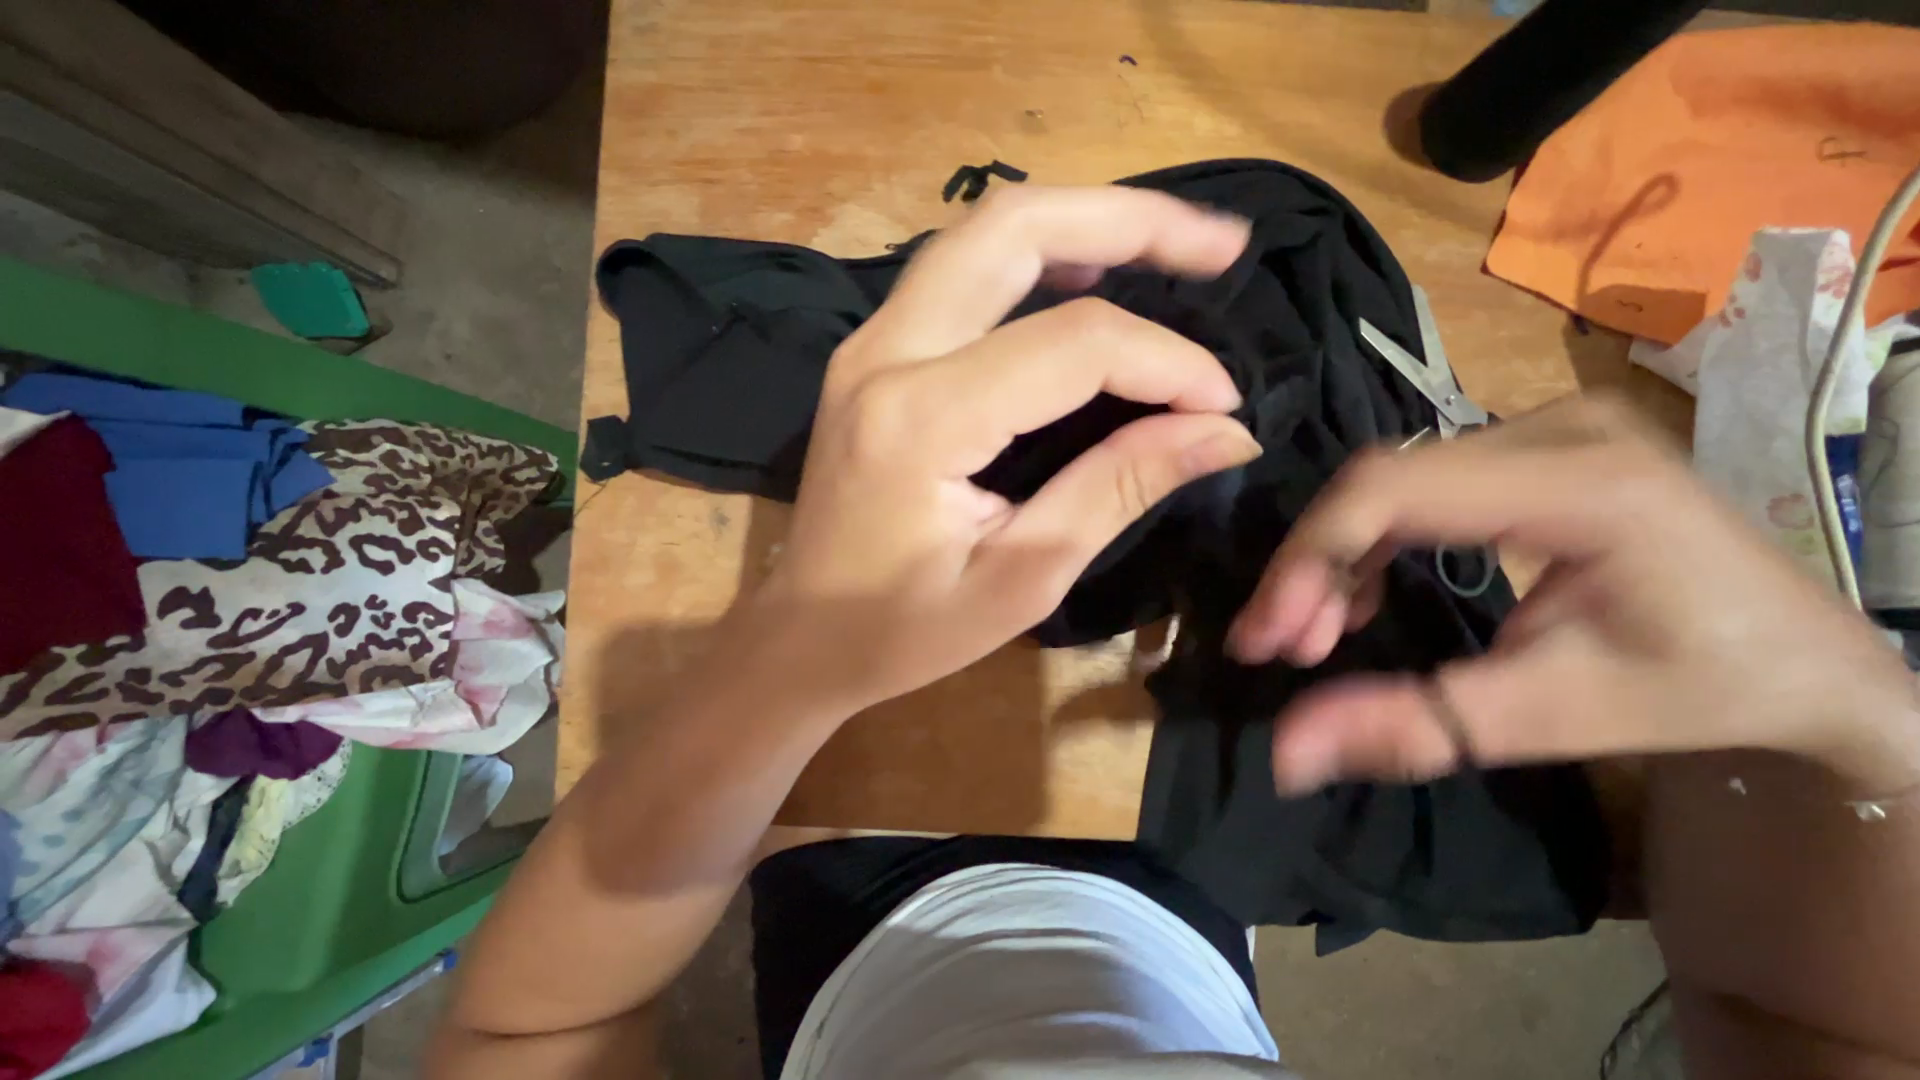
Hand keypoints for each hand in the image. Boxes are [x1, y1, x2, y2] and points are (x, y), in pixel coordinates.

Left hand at [748, 187, 1262, 710]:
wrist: (802, 635)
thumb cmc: (903, 630)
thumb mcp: (1022, 578)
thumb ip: (1118, 489)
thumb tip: (1224, 431)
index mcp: (921, 419)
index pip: (1073, 344)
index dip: (1167, 362)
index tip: (1223, 406)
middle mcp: (886, 351)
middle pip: (1014, 228)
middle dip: (1130, 220)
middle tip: (1222, 245)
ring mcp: (870, 341)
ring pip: (983, 230)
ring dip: (1083, 221)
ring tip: (1171, 245)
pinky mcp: (873, 351)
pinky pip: (961, 268)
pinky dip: (1035, 254)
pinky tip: (1088, 272)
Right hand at [1226, 396, 1919, 793]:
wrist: (1803, 656)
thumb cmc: (1700, 688)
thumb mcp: (1556, 717)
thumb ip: (1417, 727)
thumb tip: (1285, 753)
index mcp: (1583, 485)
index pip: (1392, 490)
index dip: (1306, 559)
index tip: (1263, 639)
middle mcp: (1558, 430)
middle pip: (1380, 480)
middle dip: (1312, 567)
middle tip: (1280, 646)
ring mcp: (1546, 428)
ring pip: (1388, 480)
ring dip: (1335, 558)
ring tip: (1315, 633)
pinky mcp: (1532, 446)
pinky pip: (1416, 484)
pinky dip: (1371, 544)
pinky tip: (1361, 595)